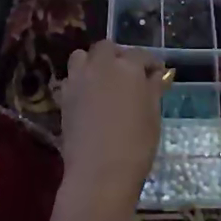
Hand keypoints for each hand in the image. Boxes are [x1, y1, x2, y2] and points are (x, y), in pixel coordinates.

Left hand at [58, 41, 168, 198]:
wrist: (99, 172)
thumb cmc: (135, 145)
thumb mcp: (153, 116)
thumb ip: (152, 90)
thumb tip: (154, 76)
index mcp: (127, 67)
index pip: (140, 55)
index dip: (151, 63)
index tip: (156, 73)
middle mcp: (99, 66)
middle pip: (106, 48)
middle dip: (118, 56)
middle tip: (129, 74)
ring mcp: (77, 80)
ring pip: (82, 57)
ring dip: (93, 63)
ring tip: (104, 81)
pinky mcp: (63, 97)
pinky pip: (70, 79)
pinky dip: (80, 81)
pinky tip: (89, 97)